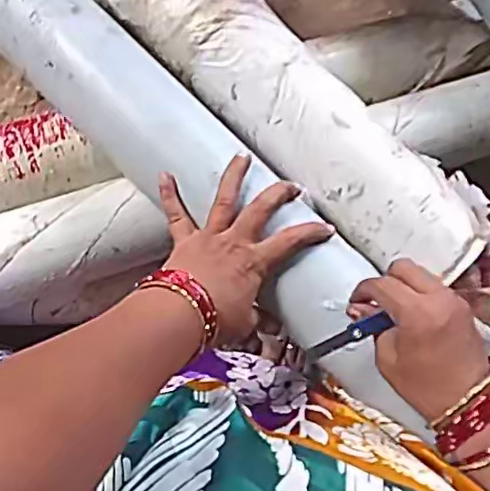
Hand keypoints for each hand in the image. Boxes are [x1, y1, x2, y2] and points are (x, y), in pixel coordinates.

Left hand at [157, 156, 332, 344]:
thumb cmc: (213, 320)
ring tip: (241, 158)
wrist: (179, 315)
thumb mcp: (244, 325)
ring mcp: (208, 237)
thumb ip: (257, 322)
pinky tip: (165, 175)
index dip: (310, 232)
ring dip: (234, 176)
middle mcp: (233, 242)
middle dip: (278, 194)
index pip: (290, 242)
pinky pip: (176, 214)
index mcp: (253, 262)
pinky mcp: (183, 241)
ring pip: (224, 199)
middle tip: (290, 186)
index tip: (324, 227)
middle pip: (261, 209)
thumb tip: (267, 332)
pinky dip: (170, 194)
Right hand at [349, 259, 489, 422]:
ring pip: (421, 274)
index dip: (363, 291)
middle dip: (384, 281)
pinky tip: (412, 315)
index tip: (358, 301)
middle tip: (374, 301)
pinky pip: (436, 288)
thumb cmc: (429, 389)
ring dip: (404, 286)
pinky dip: (420, 294)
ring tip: (394, 310)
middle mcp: (439, 300)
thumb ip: (374, 326)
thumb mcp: (388, 359)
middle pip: (403, 268)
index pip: (382, 284)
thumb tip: (363, 309)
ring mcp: (454, 301)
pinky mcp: (463, 307)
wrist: (467, 401)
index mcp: (417, 313)